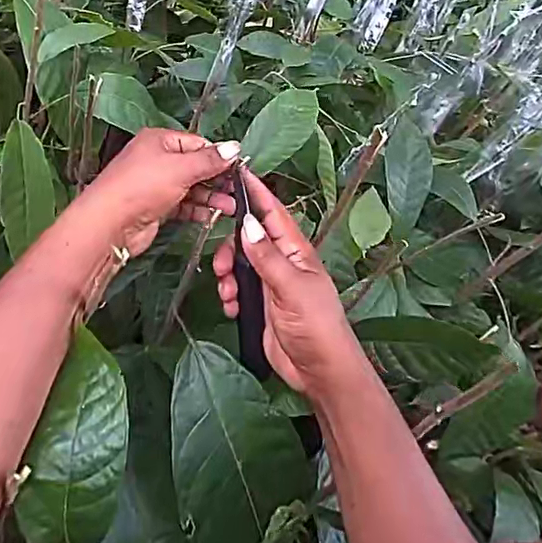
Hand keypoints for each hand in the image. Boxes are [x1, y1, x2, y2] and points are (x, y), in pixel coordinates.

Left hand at [70, 129, 237, 257]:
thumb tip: (235, 147)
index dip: (219, 156)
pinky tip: (212, 215)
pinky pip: (183, 204)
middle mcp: (157, 159)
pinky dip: (198, 209)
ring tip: (231, 207)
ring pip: (191, 187)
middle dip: (217, 179)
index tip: (240, 169)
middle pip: (196, 166)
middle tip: (238, 190)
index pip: (198, 143)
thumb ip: (210, 160)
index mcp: (160, 140)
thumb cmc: (141, 187)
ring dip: (211, 196)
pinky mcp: (156, 206)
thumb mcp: (181, 168)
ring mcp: (156, 184)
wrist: (108, 225)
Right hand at [213, 168, 369, 400]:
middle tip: (221, 267)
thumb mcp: (290, 288)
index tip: (237, 172)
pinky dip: (230, 294)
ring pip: (239, 263)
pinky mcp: (261, 303)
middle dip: (229, 247)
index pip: (272, 212)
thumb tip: (246, 223)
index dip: (256, 191)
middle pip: (248, 238)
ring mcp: (271, 281)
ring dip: (227, 275)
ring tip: (228, 293)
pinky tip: (232, 308)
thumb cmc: (315, 324)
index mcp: (295, 249)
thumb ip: (266, 256)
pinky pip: (238, 288)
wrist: (319, 370)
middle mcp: (282, 260)